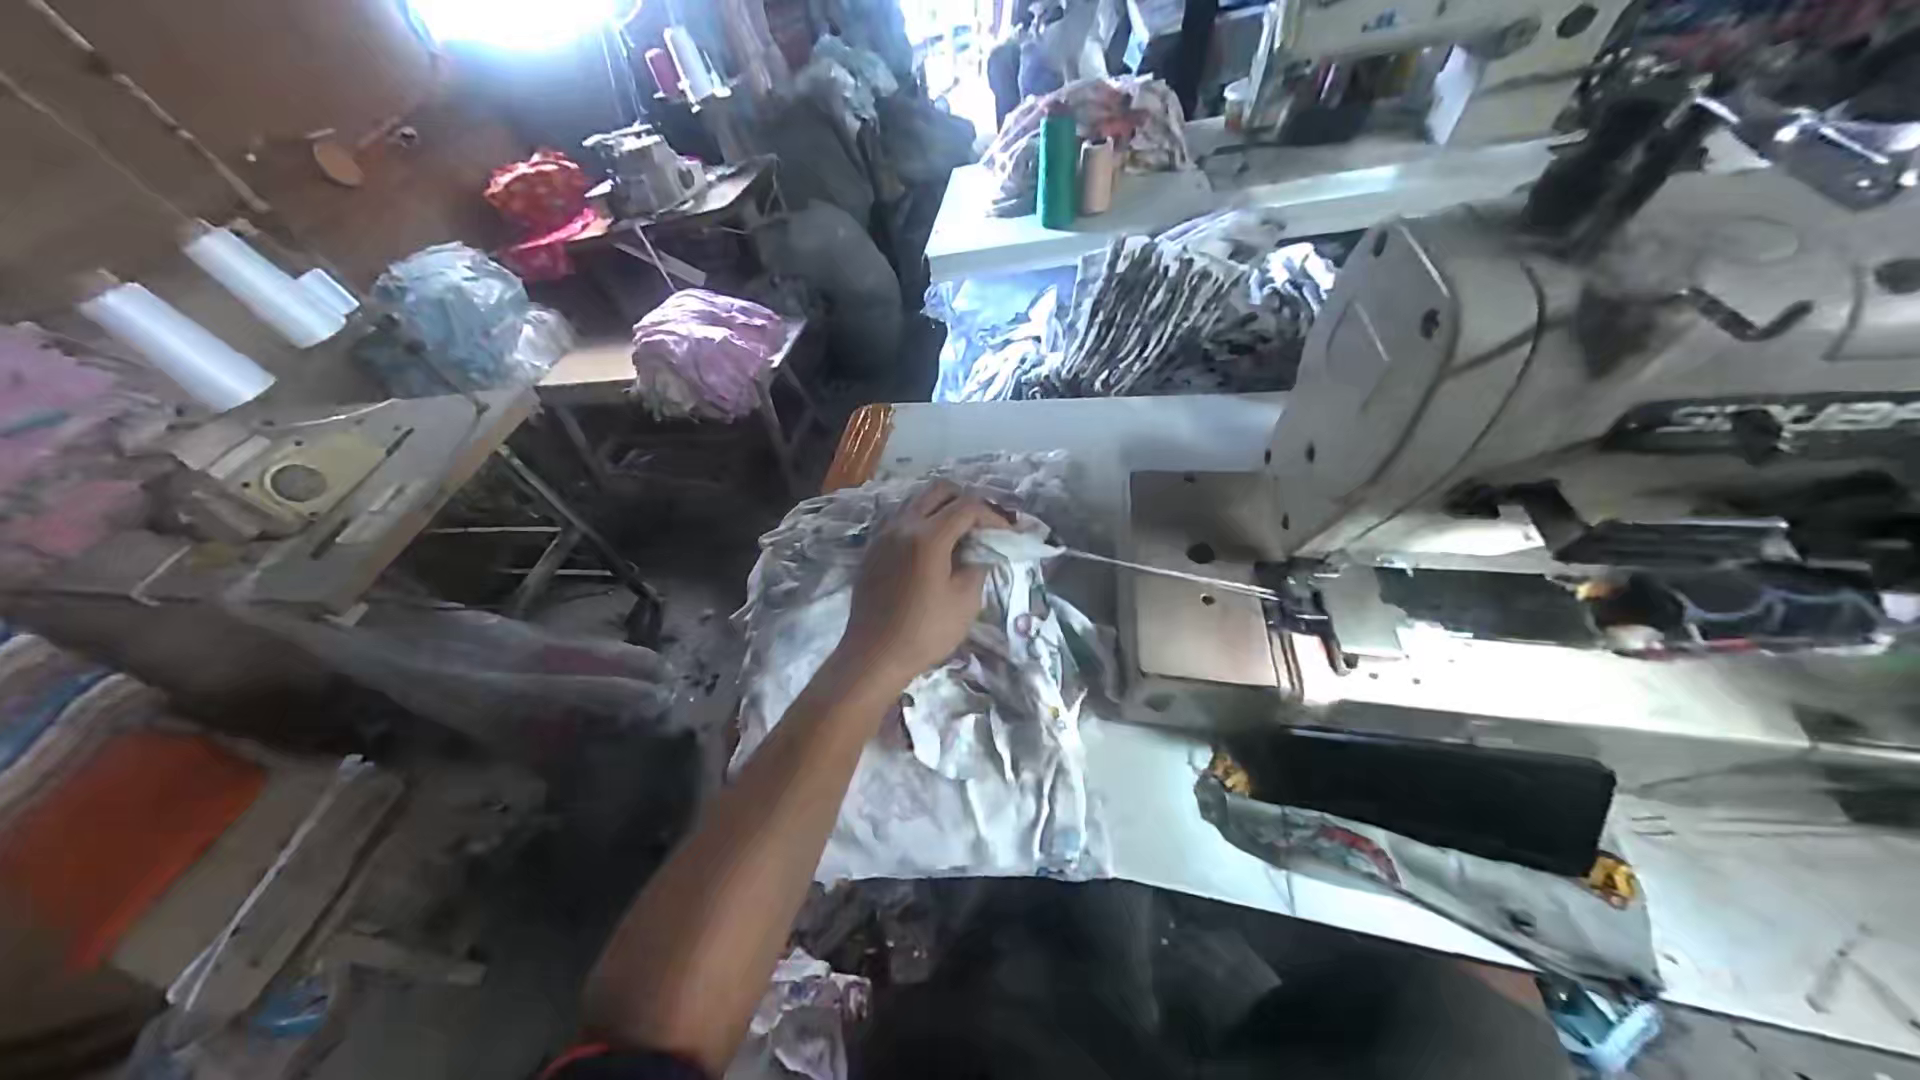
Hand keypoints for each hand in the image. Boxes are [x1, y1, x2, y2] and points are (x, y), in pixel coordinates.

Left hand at [832, 480, 1006, 692]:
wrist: (874, 655)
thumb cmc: (925, 632)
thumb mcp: (965, 601)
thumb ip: (978, 565)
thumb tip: (982, 550)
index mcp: (928, 537)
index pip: (967, 506)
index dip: (992, 516)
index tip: (1006, 533)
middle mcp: (902, 525)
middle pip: (939, 490)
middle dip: (966, 502)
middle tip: (982, 527)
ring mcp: (883, 534)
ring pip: (917, 501)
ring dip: (942, 509)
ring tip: (959, 535)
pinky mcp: (873, 548)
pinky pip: (901, 518)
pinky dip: (922, 521)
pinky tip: (932, 548)